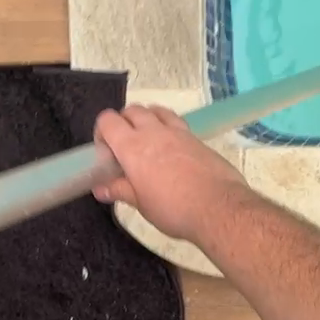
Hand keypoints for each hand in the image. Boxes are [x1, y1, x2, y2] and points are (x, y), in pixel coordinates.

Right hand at [92, 105, 247, 242]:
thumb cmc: (173, 209)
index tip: (107, 155)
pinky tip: (173, 150)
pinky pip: (177, 122)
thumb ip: (120, 190)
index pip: (108, 120)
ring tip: (149, 142)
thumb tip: (100, 188)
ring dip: (148, 119)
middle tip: (126, 149)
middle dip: (124, 124)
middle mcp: (154, 132)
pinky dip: (168, 128)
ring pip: (156, 111)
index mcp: (132, 146)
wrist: (219, 208)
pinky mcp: (197, 138)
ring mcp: (178, 132)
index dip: (102, 133)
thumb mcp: (142, 204)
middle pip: (132, 110)